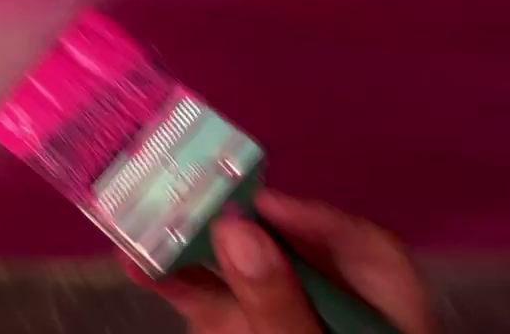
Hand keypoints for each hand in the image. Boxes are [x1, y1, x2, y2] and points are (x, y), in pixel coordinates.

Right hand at [126, 190, 435, 333]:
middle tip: (180, 190)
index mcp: (378, 323)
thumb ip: (281, 308)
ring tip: (135, 218)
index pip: (366, 254)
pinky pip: (202, 297)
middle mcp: (325, 310)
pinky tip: (131, 263)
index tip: (258, 204)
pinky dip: (168, 278)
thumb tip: (239, 230)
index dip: (316, 220)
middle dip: (229, 217)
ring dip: (183, 242)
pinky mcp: (233, 331)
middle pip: (287, 248)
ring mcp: (276, 320)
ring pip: (234, 267)